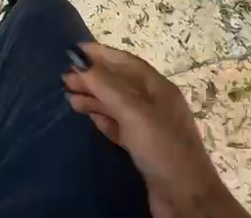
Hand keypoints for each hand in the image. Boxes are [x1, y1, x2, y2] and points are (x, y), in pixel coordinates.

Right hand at [63, 43, 246, 217]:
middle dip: (92, 78)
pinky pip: (118, 125)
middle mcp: (154, 102)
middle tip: (65, 79)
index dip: (101, 54)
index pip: (125, 62)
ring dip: (93, 98)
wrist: (186, 199)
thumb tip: (81, 65)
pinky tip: (89, 117)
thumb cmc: (161, 147)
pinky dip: (102, 118)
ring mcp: (149, 125)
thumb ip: (106, 86)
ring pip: (116, 104)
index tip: (75, 51)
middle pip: (118, 82)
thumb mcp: (133, 111)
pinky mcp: (143, 147)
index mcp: (157, 87)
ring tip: (70, 98)